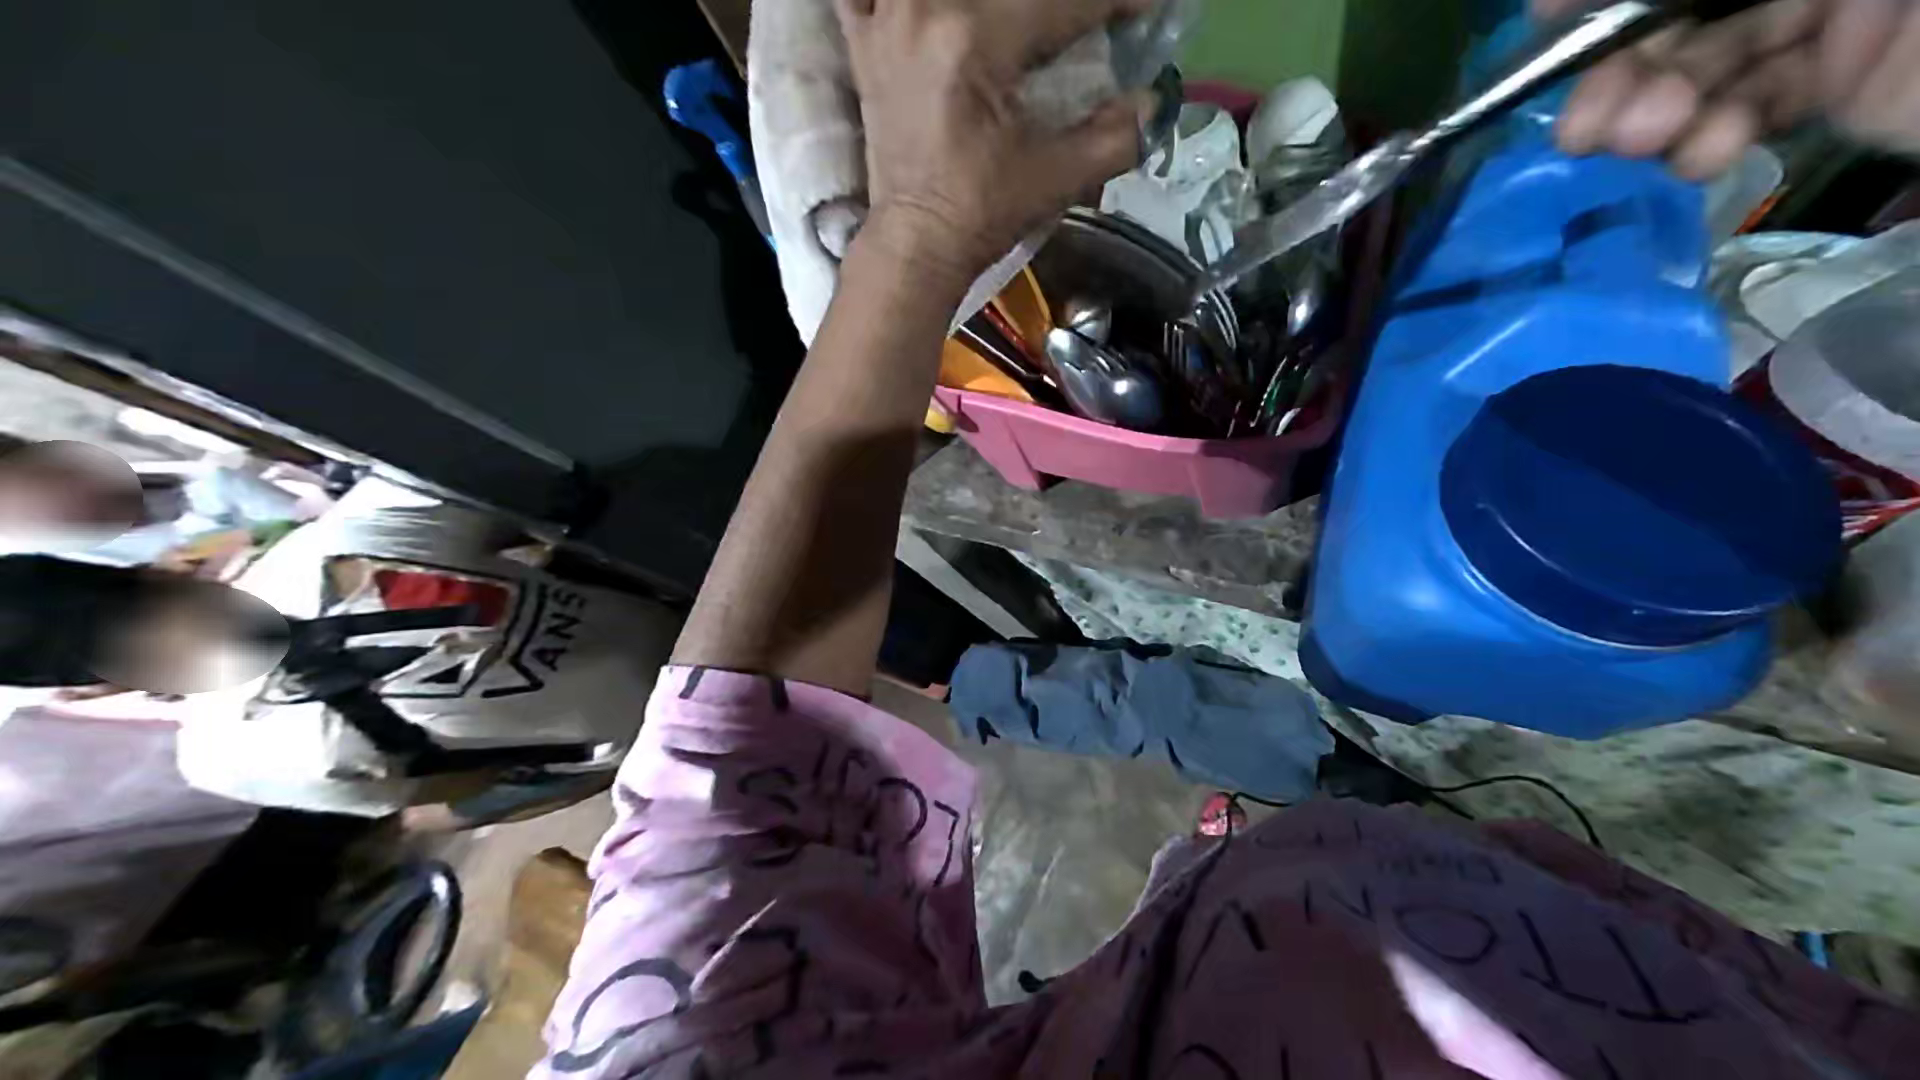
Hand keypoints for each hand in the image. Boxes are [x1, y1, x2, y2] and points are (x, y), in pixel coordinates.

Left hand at [837, 0, 1152, 282]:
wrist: (915, 247)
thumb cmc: (982, 216)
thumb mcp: (1055, 179)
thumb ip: (1114, 135)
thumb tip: (1155, 99)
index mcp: (974, 40)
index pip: (1063, 0)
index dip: (1115, 1)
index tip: (1145, 10)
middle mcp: (925, 9)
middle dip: (1060, 2)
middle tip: (1081, 23)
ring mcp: (886, 19)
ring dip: (994, 4)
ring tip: (1022, 27)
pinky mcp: (864, 43)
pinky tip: (928, 15)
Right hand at [1537, 0, 1919, 178]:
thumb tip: (1547, 0)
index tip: (1542, 24)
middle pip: (1678, 24)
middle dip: (1622, 77)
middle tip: (1585, 130)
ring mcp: (1832, 25)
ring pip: (1702, 74)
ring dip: (1655, 118)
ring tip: (1644, 141)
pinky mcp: (1841, 87)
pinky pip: (1750, 113)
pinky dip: (1709, 142)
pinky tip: (1705, 155)